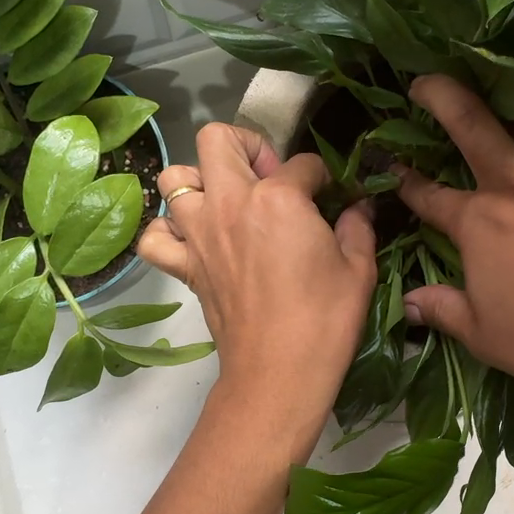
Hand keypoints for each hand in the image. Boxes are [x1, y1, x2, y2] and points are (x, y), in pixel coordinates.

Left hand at [138, 124, 376, 415]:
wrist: (280, 374)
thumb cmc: (326, 320)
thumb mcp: (359, 268)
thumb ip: (357, 226)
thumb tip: (359, 206)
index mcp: (278, 198)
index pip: (303, 163)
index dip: (322, 176)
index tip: (329, 195)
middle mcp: (229, 203)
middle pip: (218, 139)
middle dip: (247, 146)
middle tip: (270, 178)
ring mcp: (199, 234)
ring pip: (175, 177)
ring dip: (200, 181)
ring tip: (228, 202)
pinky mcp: (184, 266)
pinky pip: (154, 236)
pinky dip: (167, 231)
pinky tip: (193, 238)